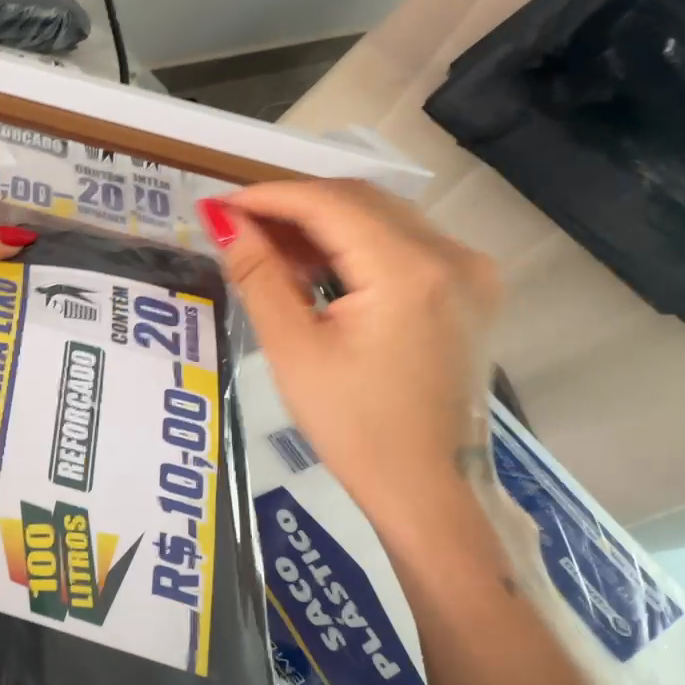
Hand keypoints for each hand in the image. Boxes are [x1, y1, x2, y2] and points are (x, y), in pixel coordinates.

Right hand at [199, 181, 500, 520]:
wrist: (426, 487)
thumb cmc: (352, 424)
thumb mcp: (291, 346)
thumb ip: (257, 271)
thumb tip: (220, 218)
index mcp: (410, 272)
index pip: (327, 203)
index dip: (265, 197)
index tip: (214, 206)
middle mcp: (452, 257)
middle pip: (357, 199)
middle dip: (290, 206)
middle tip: (235, 229)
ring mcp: (469, 272)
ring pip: (378, 214)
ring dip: (318, 222)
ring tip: (267, 252)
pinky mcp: (468, 289)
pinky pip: (399, 239)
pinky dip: (349, 241)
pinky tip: (312, 268)